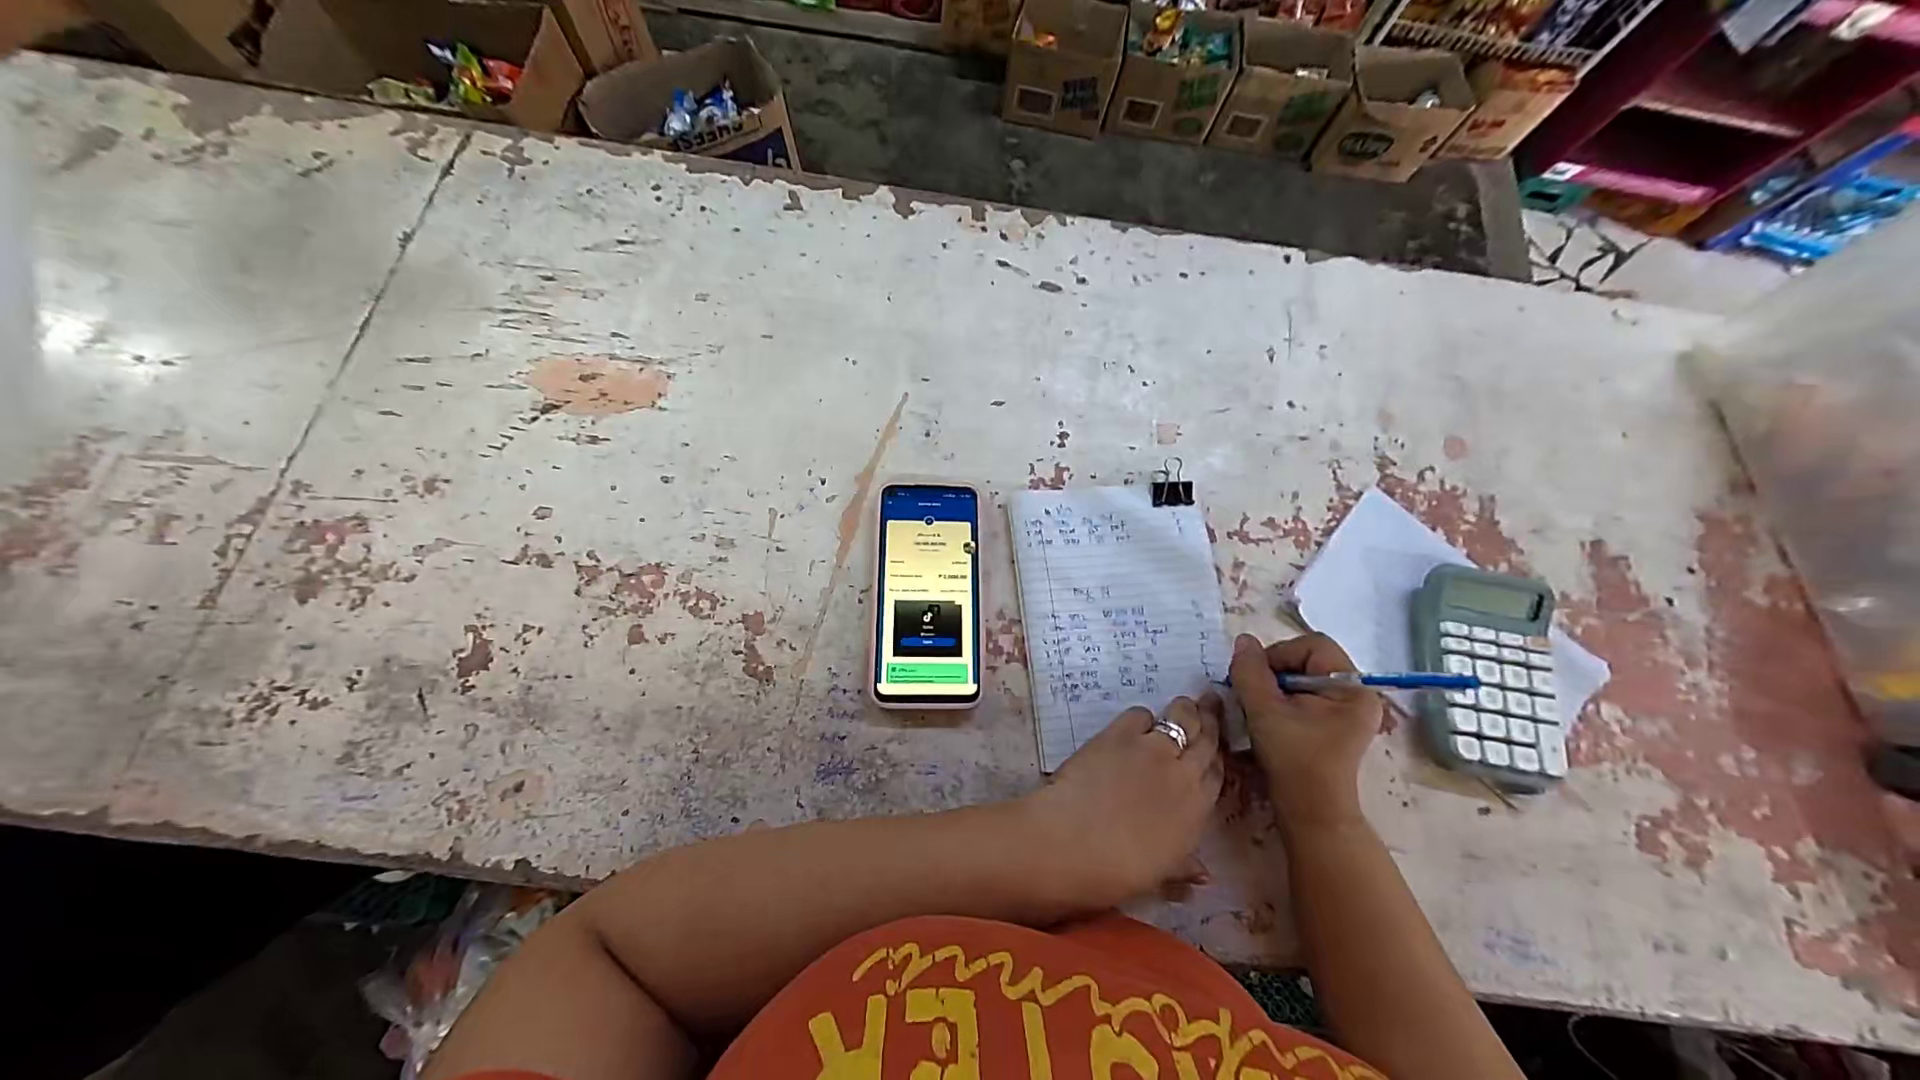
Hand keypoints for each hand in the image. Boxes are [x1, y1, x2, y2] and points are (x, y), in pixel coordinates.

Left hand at [1025, 697, 1223, 907]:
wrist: (1074, 842)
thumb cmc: (1118, 871)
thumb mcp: (1158, 876)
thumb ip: (1182, 868)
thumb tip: (1203, 876)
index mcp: (1197, 811)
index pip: (1217, 775)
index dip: (1216, 758)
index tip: (1215, 749)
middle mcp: (1183, 774)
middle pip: (1206, 739)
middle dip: (1211, 721)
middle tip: (1212, 704)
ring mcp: (1153, 748)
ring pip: (1181, 718)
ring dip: (1185, 709)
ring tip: (1187, 702)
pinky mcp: (1120, 733)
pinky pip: (1139, 714)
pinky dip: (1141, 716)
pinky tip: (1138, 721)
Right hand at [1231, 632, 1379, 829]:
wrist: (1311, 812)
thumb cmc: (1293, 760)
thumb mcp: (1264, 710)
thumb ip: (1250, 671)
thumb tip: (1244, 641)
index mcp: (1352, 688)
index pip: (1313, 645)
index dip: (1279, 654)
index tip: (1256, 679)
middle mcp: (1358, 694)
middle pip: (1308, 659)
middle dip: (1275, 672)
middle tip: (1253, 694)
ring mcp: (1349, 710)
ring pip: (1304, 677)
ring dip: (1276, 687)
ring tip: (1260, 708)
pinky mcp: (1336, 723)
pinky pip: (1307, 695)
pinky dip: (1284, 700)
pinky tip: (1270, 718)